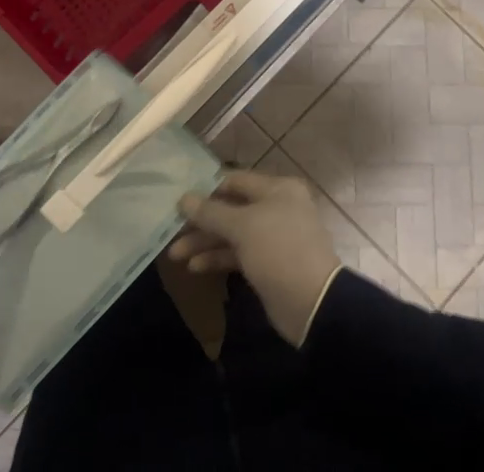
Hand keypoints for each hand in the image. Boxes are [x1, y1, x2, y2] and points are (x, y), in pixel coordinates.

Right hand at [169, 170, 341, 345]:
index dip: (207, 190)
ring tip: (175, 254)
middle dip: (202, 221)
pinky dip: (217, 258)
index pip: (235, 180)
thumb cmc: (279, 251)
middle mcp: (277, 208)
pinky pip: (238, 254)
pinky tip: (195, 267)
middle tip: (172, 231)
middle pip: (231, 209)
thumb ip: (211, 212)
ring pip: (233, 234)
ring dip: (205, 242)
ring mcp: (273, 237)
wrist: (311, 303)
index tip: (179, 201)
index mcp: (278, 189)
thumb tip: (183, 198)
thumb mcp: (242, 227)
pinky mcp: (268, 263)